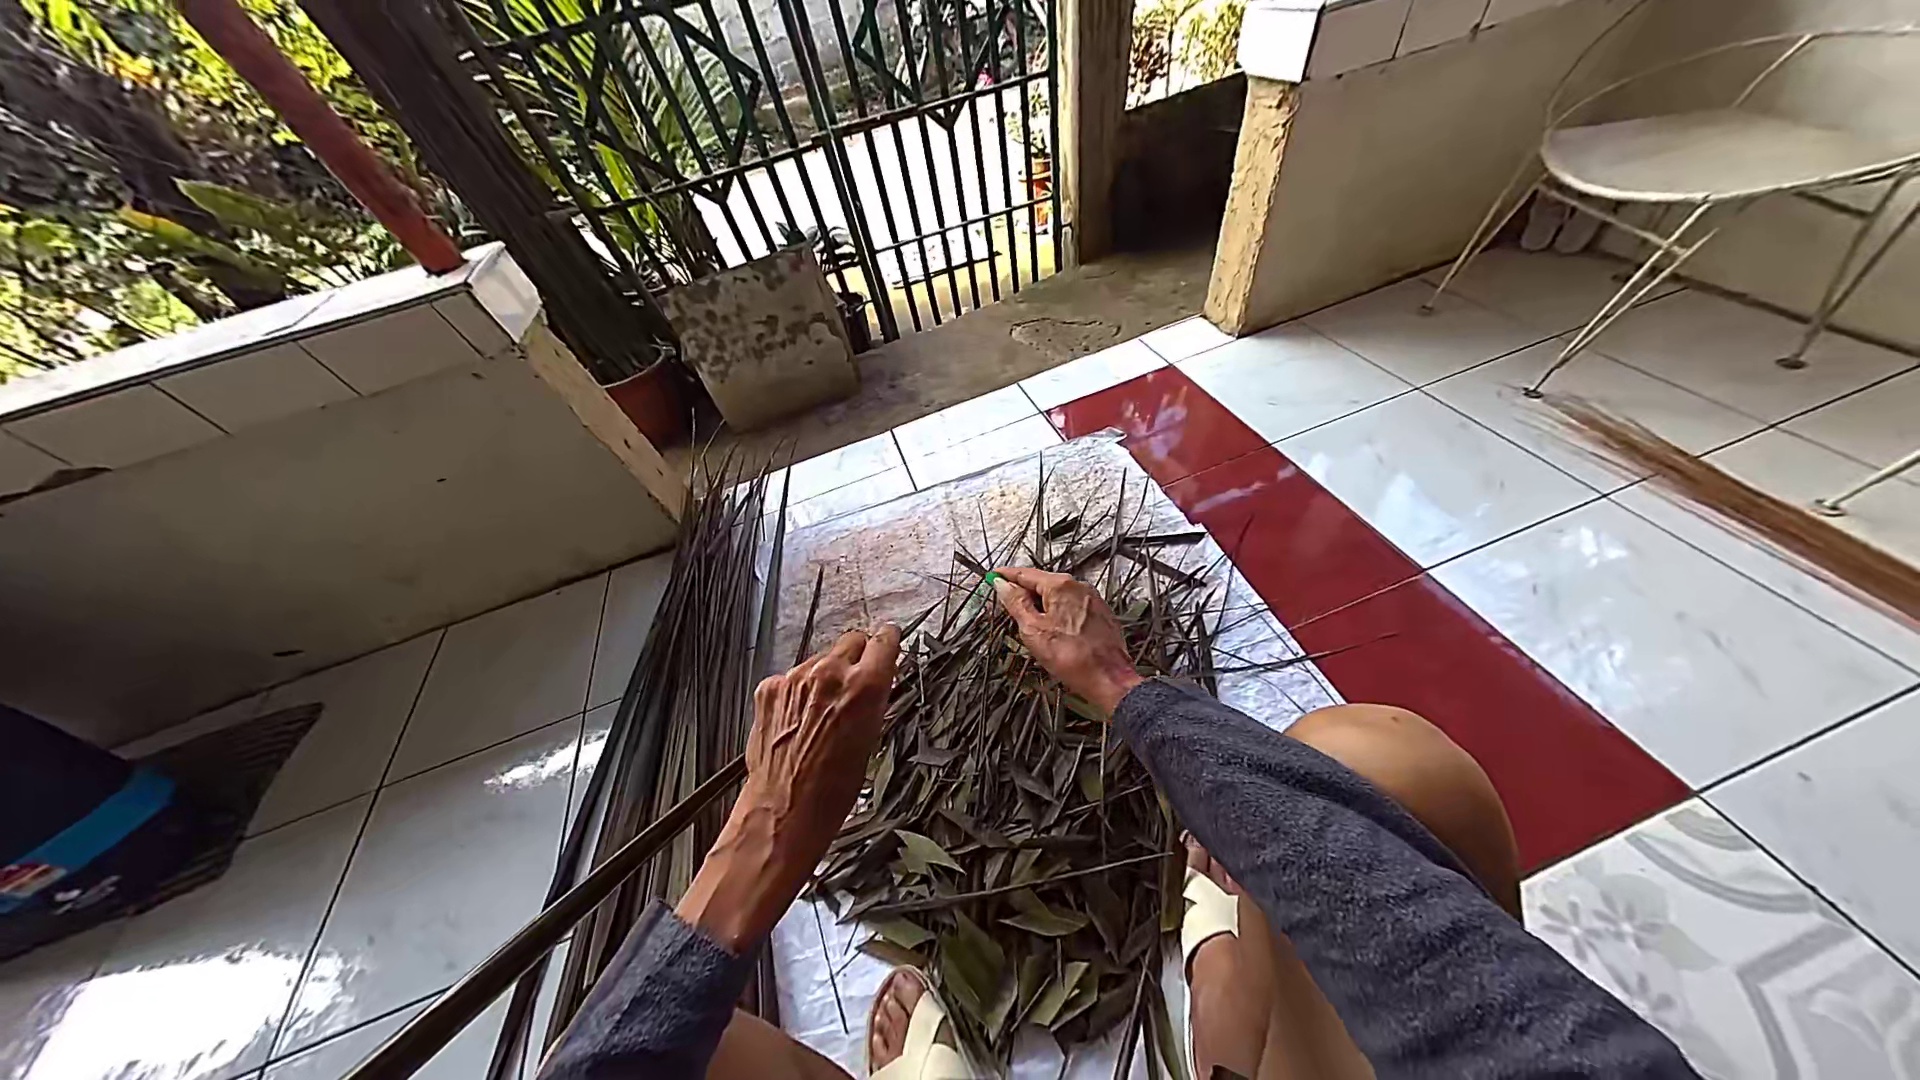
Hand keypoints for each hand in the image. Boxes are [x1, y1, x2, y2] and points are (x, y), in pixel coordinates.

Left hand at [677, 624, 899, 949]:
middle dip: (857, 657)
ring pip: (820, 658)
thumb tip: (877, 676)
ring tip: (824, 712)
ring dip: (826, 675)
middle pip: (851, 641)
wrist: (785, 810)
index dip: (887, 642)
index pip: (883, 641)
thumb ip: (874, 696)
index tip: (887, 643)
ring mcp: (796, 679)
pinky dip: (798, 690)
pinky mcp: (771, 688)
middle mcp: (830, 674)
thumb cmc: (833, 787)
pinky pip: (792, 676)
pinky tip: (800, 718)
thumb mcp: (873, 736)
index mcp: (864, 686)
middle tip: (856, 682)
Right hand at [991, 567, 1142, 717]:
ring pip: (1058, 594)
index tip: (995, 576)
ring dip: (1041, 601)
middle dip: (1024, 590)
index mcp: (1060, 585)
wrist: (1108, 678)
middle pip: (1043, 581)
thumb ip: (1016, 603)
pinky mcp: (1099, 613)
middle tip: (1006, 598)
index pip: (1025, 573)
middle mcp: (1078, 586)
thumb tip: (1002, 585)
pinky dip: (1057, 610)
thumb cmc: (1072, 657)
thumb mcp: (1032, 629)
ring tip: (1027, 617)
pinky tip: (1051, 626)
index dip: (1007, 575)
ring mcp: (1091, 599)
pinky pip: (1072, 604)